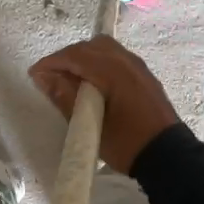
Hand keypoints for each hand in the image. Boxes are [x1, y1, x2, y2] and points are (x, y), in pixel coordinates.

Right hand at [29, 37, 181, 173]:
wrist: (169, 156)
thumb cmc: (127, 144)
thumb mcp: (91, 125)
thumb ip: (66, 97)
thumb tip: (44, 77)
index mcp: (114, 72)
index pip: (76, 56)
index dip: (52, 62)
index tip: (34, 75)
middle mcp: (127, 62)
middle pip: (90, 46)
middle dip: (67, 58)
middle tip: (50, 76)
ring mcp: (138, 67)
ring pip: (104, 49)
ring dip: (83, 58)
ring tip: (69, 79)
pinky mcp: (143, 76)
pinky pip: (116, 58)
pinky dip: (98, 63)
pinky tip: (91, 82)